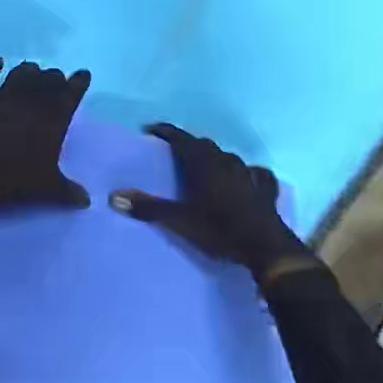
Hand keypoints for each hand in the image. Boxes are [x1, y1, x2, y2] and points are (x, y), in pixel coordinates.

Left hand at [0, 58, 92, 214]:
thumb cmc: (15, 181)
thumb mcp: (49, 189)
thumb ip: (69, 191)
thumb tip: (86, 200)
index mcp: (52, 121)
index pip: (70, 95)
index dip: (78, 82)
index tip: (82, 73)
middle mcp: (29, 103)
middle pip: (46, 81)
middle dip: (52, 77)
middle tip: (54, 76)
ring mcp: (2, 97)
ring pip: (19, 74)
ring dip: (27, 70)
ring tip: (31, 69)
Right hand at [117, 123, 306, 270]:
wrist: (269, 252)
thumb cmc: (221, 231)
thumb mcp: (180, 221)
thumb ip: (148, 207)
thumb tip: (113, 196)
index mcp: (204, 167)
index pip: (182, 140)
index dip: (167, 132)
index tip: (152, 129)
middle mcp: (226, 166)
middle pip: (205, 145)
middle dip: (188, 144)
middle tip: (174, 149)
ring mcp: (249, 178)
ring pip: (230, 157)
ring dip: (215, 156)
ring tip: (205, 162)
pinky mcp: (267, 194)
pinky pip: (258, 174)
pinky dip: (249, 171)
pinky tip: (248, 175)